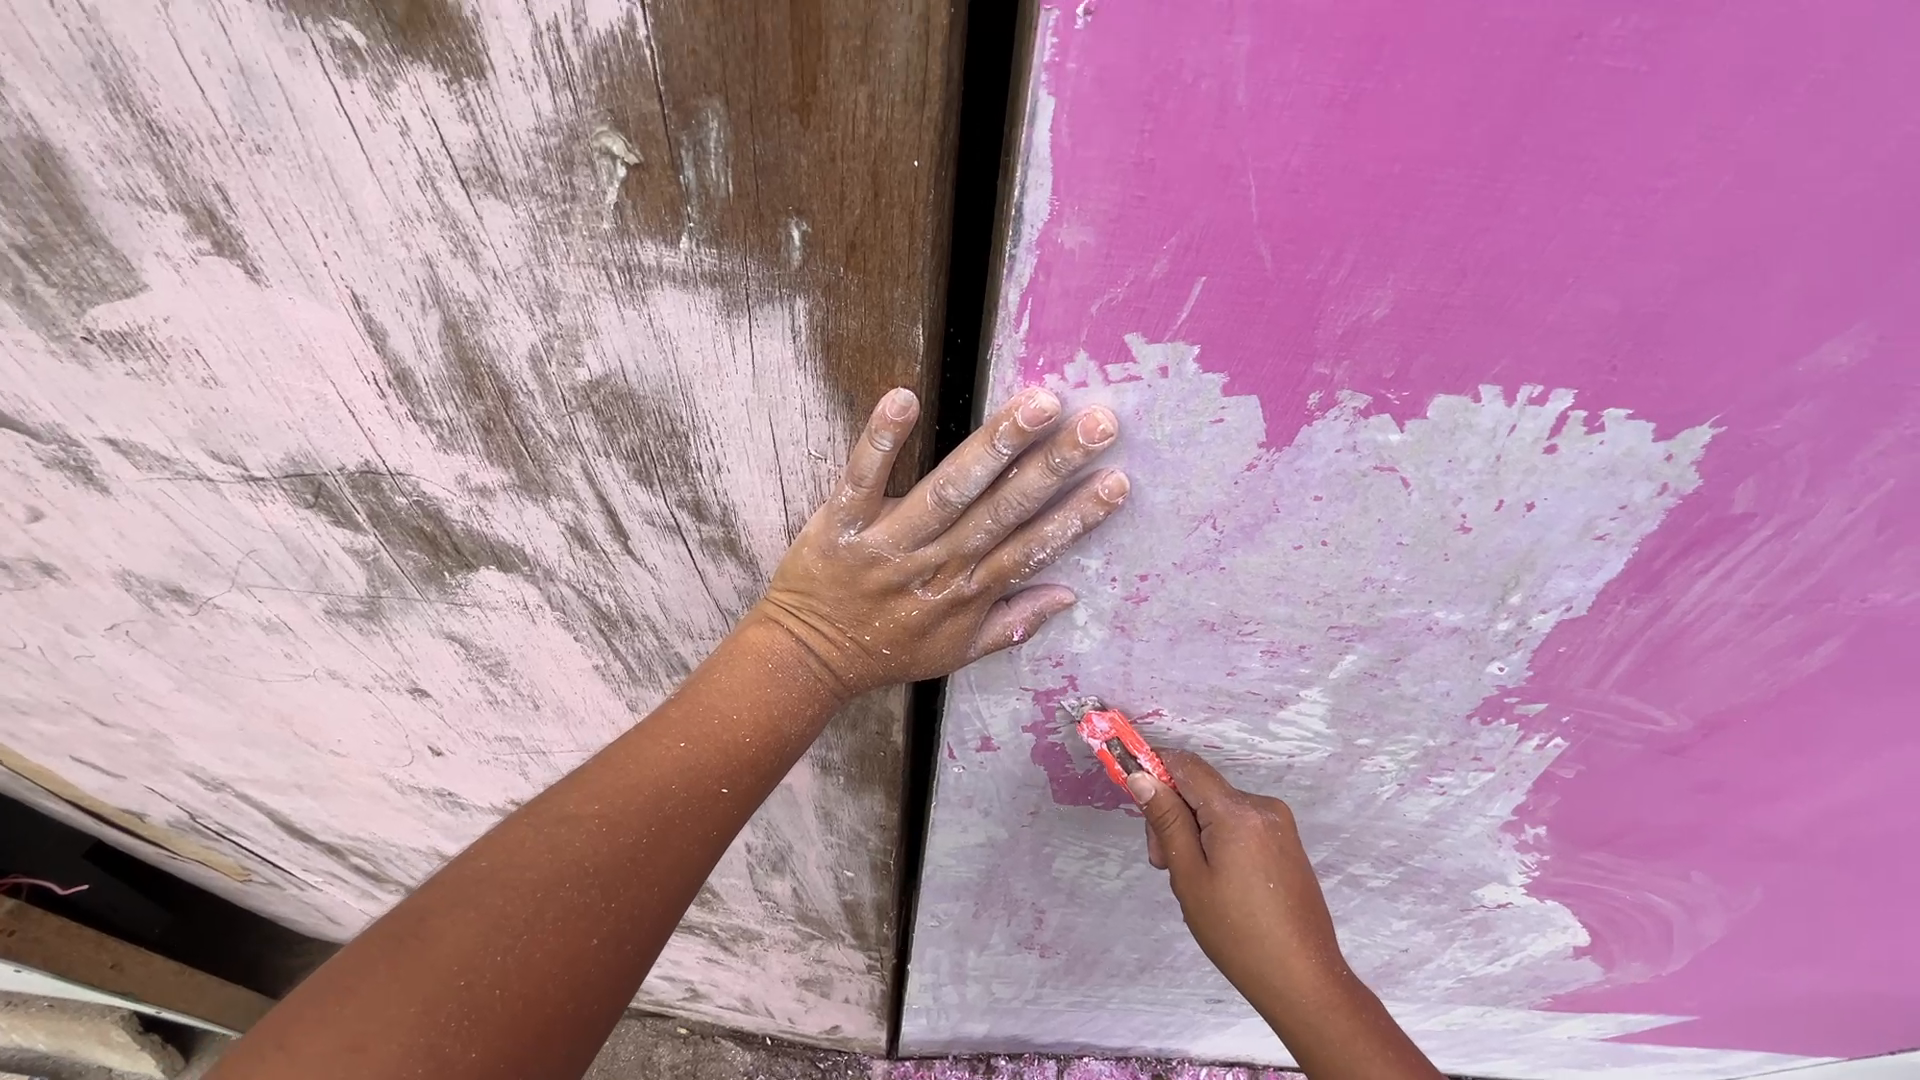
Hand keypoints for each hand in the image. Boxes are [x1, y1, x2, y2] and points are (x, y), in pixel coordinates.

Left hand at [753, 386, 1127, 700]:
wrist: (808, 658)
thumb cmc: (886, 652)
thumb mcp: (956, 653)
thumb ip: (1013, 624)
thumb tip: (1068, 595)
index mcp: (967, 591)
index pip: (1032, 549)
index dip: (1076, 517)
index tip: (1116, 481)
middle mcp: (937, 563)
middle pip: (1003, 509)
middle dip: (1053, 465)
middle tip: (1097, 423)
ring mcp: (890, 541)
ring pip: (951, 489)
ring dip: (996, 445)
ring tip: (1036, 404)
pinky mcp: (843, 522)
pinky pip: (864, 477)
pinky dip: (883, 440)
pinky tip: (904, 399)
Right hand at [1129, 749, 1349, 1010]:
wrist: (1304, 982)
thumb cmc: (1237, 933)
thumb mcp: (1188, 876)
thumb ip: (1165, 820)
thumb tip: (1140, 776)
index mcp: (1237, 812)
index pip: (1185, 764)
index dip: (1152, 765)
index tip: (1130, 788)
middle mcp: (1262, 806)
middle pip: (1200, 789)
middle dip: (1172, 814)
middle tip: (1162, 862)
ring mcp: (1279, 825)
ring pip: (1217, 809)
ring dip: (1193, 831)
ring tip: (1191, 882)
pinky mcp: (1285, 844)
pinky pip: (1238, 825)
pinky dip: (1217, 841)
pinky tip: (1217, 883)